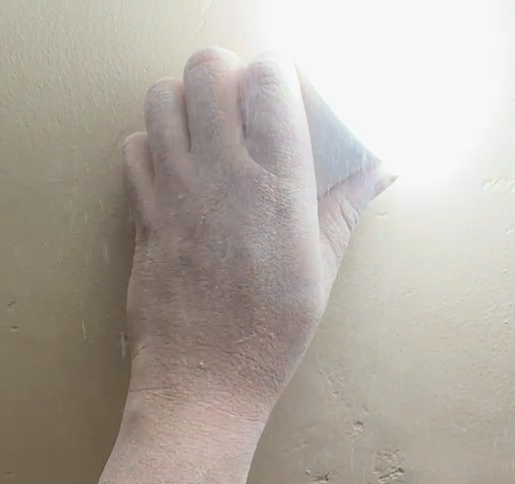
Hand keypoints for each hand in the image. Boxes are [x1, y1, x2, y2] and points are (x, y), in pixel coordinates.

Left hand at [122, 49, 392, 426]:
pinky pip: (133, 148)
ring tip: (203, 136)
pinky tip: (173, 173)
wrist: (204, 384)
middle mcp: (221, 176)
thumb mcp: (320, 273)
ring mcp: (174, 194)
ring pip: (162, 98)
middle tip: (238, 108)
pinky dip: (151, 146)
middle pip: (208, 68)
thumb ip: (345, 209)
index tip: (280, 95)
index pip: (268, 78)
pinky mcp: (142, 216)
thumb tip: (381, 171)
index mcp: (278, 187)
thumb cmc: (269, 337)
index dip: (274, 73)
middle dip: (225, 76)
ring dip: (184, 104)